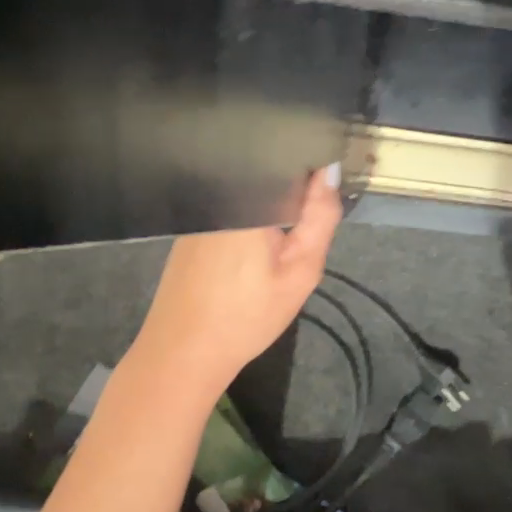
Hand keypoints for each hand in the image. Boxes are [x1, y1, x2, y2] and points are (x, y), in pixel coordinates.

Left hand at [135, 165, 343, 373]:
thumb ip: (320, 218)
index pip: (287, 157)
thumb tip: (329, 170)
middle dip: (294, 187)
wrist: (182, 354)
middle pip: (268, 171)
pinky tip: (253, 249)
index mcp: (248, 198)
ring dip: (272, 202)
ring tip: (282, 240)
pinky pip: (229, 205)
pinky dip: (249, 215)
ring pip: (248, 189)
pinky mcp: (191, 225)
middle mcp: (219, 194)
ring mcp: (200, 209)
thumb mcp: (301, 270)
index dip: (314, 166)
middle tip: (307, 228)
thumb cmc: (247, 315)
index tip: (326, 196)